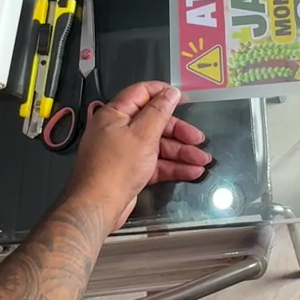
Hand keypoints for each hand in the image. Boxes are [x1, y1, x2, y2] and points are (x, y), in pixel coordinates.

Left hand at [65, 81, 212, 228]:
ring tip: (202, 161)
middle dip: (179, 132)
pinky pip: (156, 163)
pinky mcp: (131, 171)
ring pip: (158, 145)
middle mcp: (119, 129)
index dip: (163, 93)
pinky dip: (173, 166)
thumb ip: (159, 111)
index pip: (141, 93)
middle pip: (155, 122)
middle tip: (199, 139)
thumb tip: (171, 91)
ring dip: (181, 152)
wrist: (97, 207)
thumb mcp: (142, 135)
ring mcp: (126, 151)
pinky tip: (192, 172)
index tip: (184, 97)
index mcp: (116, 114)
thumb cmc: (117, 166)